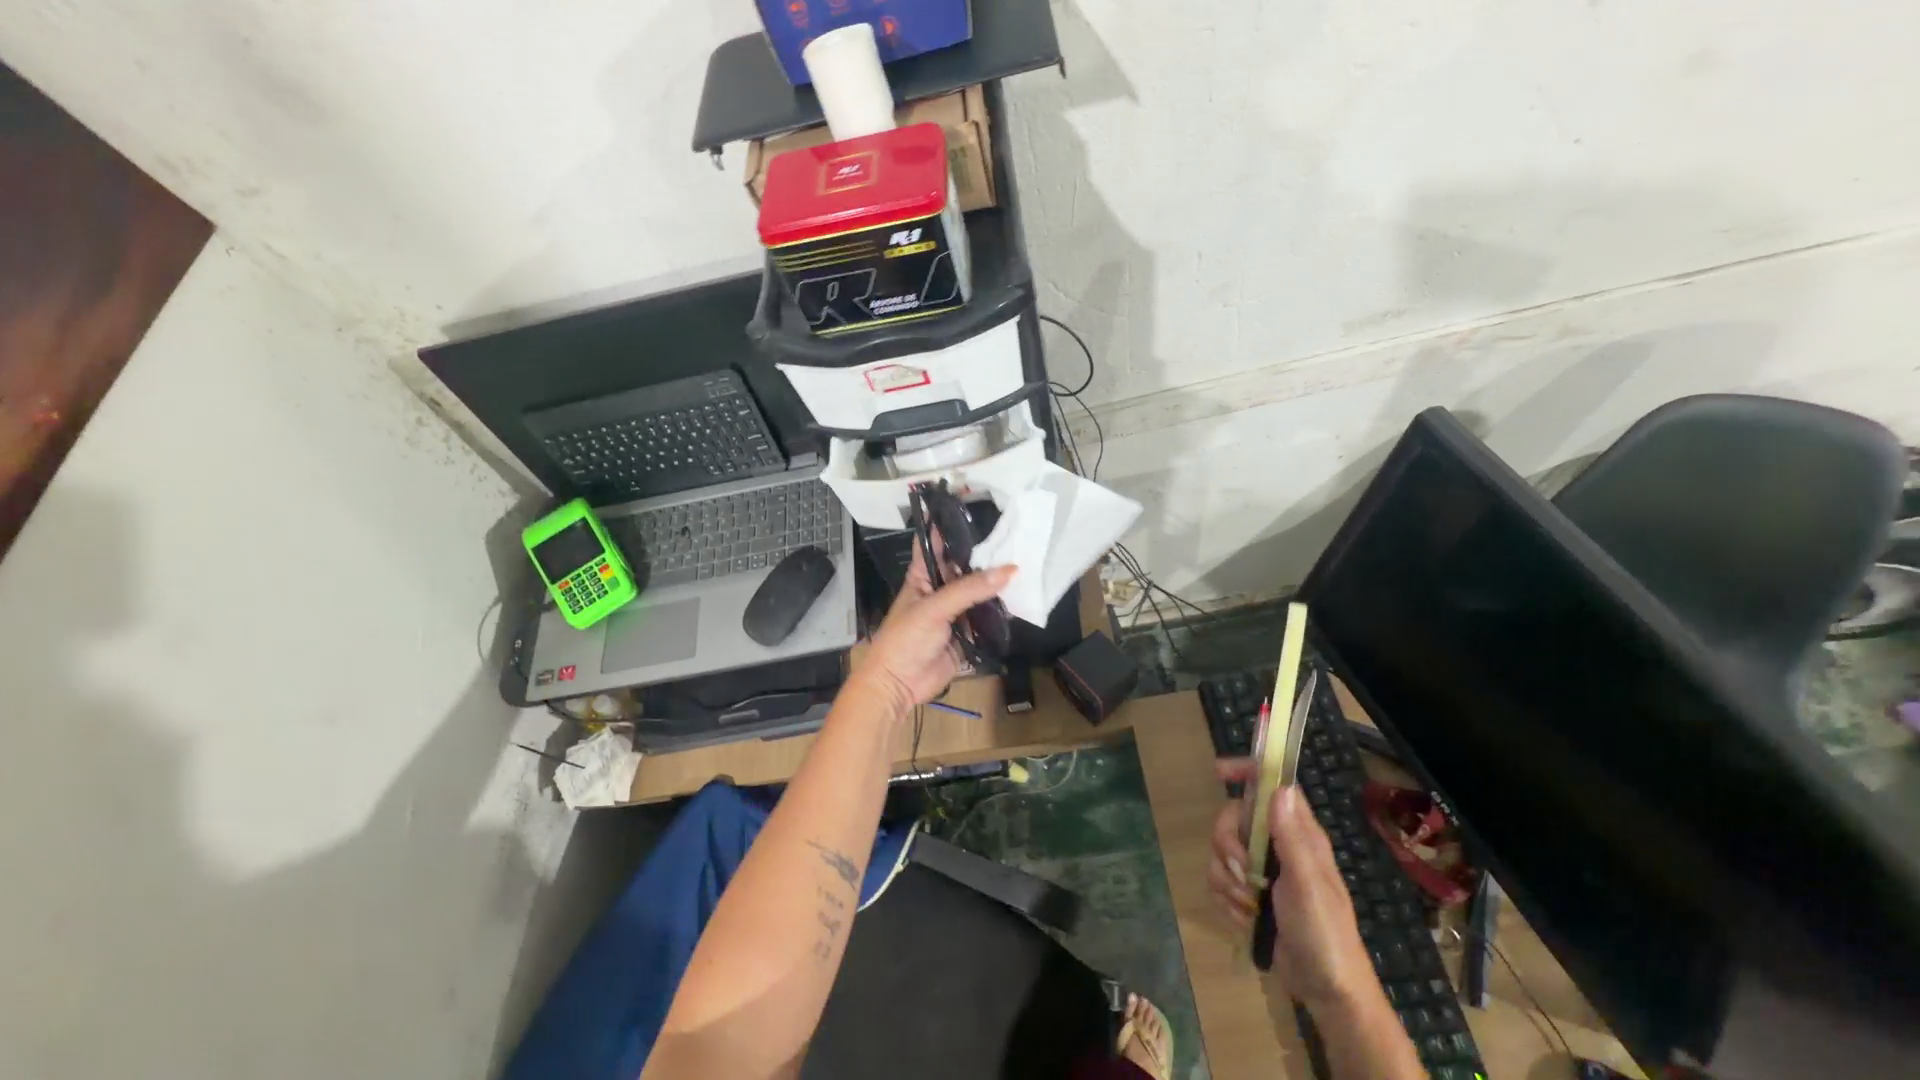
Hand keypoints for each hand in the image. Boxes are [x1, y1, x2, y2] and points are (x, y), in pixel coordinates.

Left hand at [851, 539, 1014, 714]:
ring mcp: (955, 612)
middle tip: (1016, 535)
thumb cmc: (905, 639)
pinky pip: (988, 618)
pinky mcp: (968, 634)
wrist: (899, 684)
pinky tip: (1022, 597)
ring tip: (1027, 561)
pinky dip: (1002, 611)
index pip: (935, 542)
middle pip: (966, 566)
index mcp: (922, 576)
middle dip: (986, 554)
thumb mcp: (934, 608)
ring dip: (997, 583)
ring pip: (980, 592)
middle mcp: (940, 589)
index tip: (972, 505)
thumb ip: (970, 589)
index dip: (949, 524)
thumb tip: (1009, 570)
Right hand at [1208, 759, 1376, 1009]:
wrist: (1326, 990)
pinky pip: (1220, 883)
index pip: (1273, 787)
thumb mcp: (1308, 885)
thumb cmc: (1325, 934)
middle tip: (1242, 872)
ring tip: (1249, 906)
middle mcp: (1280, 847)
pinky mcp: (1249, 896)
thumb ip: (1291, 838)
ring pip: (1221, 853)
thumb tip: (1278, 788)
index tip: (1219, 772)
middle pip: (1234, 819)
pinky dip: (1226, 901)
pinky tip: (1245, 919)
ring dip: (1226, 880)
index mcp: (1301, 836)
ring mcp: (1263, 872)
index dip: (1248, 773)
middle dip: (1227, 845)